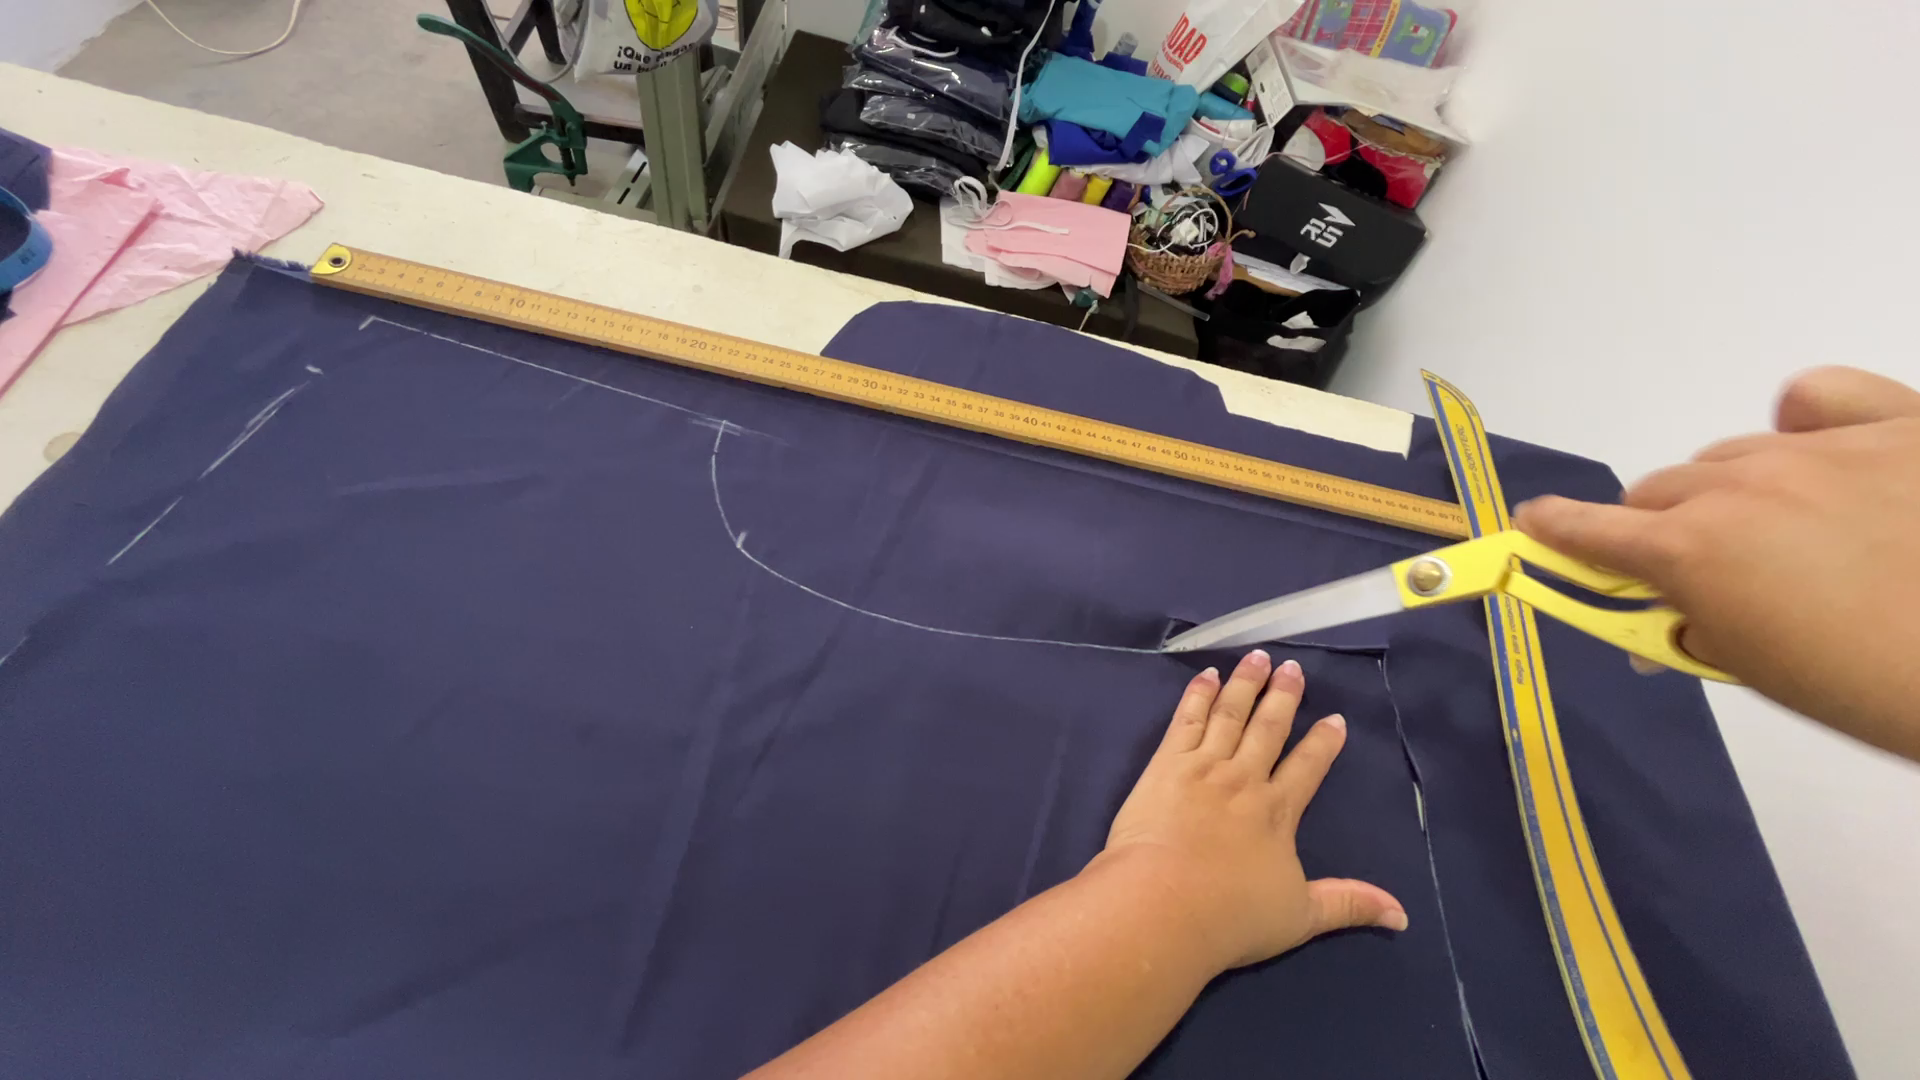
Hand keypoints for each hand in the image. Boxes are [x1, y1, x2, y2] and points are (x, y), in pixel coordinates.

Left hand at [1092, 650, 1406, 973]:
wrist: (1163, 902)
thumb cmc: (1230, 915)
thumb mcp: (1300, 917)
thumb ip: (1348, 904)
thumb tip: (1402, 914)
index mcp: (1277, 812)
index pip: (1308, 767)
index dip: (1324, 742)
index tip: (1336, 718)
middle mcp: (1244, 779)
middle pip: (1268, 728)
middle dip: (1283, 696)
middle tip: (1293, 667)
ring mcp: (1203, 766)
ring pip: (1230, 714)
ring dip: (1245, 684)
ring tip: (1257, 658)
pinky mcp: (1165, 763)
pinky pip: (1186, 719)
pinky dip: (1198, 694)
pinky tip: (1207, 675)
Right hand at [1514, 366, 1919, 760]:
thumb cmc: (1884, 689)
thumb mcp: (1759, 670)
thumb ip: (1689, 625)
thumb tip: (1664, 613)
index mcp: (1687, 551)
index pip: (1582, 528)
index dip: (1552, 528)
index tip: (1534, 527)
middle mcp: (1735, 488)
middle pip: (1657, 489)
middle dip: (1664, 524)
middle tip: (1712, 564)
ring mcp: (1821, 450)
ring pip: (1730, 453)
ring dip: (1734, 487)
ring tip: (1797, 523)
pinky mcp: (1903, 428)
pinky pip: (1818, 394)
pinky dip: (1805, 417)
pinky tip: (1828, 447)